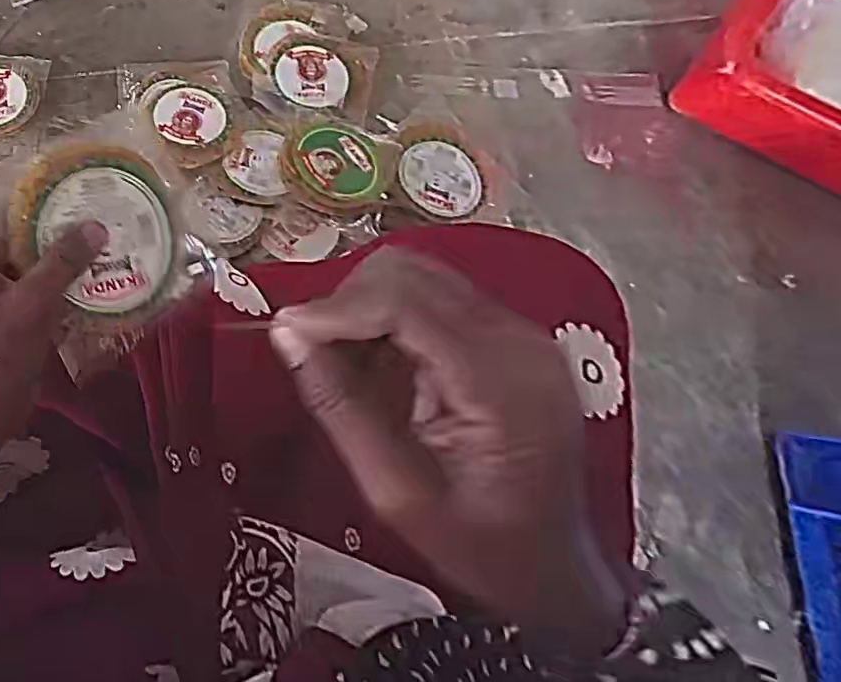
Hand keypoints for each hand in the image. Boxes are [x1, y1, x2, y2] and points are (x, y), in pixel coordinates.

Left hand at [0, 214, 106, 488]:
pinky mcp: (18, 309)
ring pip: (40, 261)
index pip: (10, 214)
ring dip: (72, 257)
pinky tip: (103, 274)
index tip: (83, 191)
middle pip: (28, 237)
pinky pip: (45, 285)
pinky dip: (69, 281)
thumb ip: (63, 262)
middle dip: (65, 232)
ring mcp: (1, 288)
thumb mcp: (31, 303)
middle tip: (106, 215)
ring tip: (112, 241)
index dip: (46, 203)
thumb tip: (96, 225)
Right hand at [269, 247, 628, 656]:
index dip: (336, 307)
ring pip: (413, 273)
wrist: (554, 567)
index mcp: (499, 384)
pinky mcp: (506, 329)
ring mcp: (517, 330)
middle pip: (406, 275)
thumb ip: (337, 405)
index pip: (404, 304)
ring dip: (363, 303)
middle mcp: (517, 340)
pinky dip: (385, 311)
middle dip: (346, 302)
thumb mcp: (393, 491)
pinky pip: (428, 292)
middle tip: (315, 349)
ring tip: (344, 355)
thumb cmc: (477, 543)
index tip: (287, 327)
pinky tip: (375, 355)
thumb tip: (285, 332)